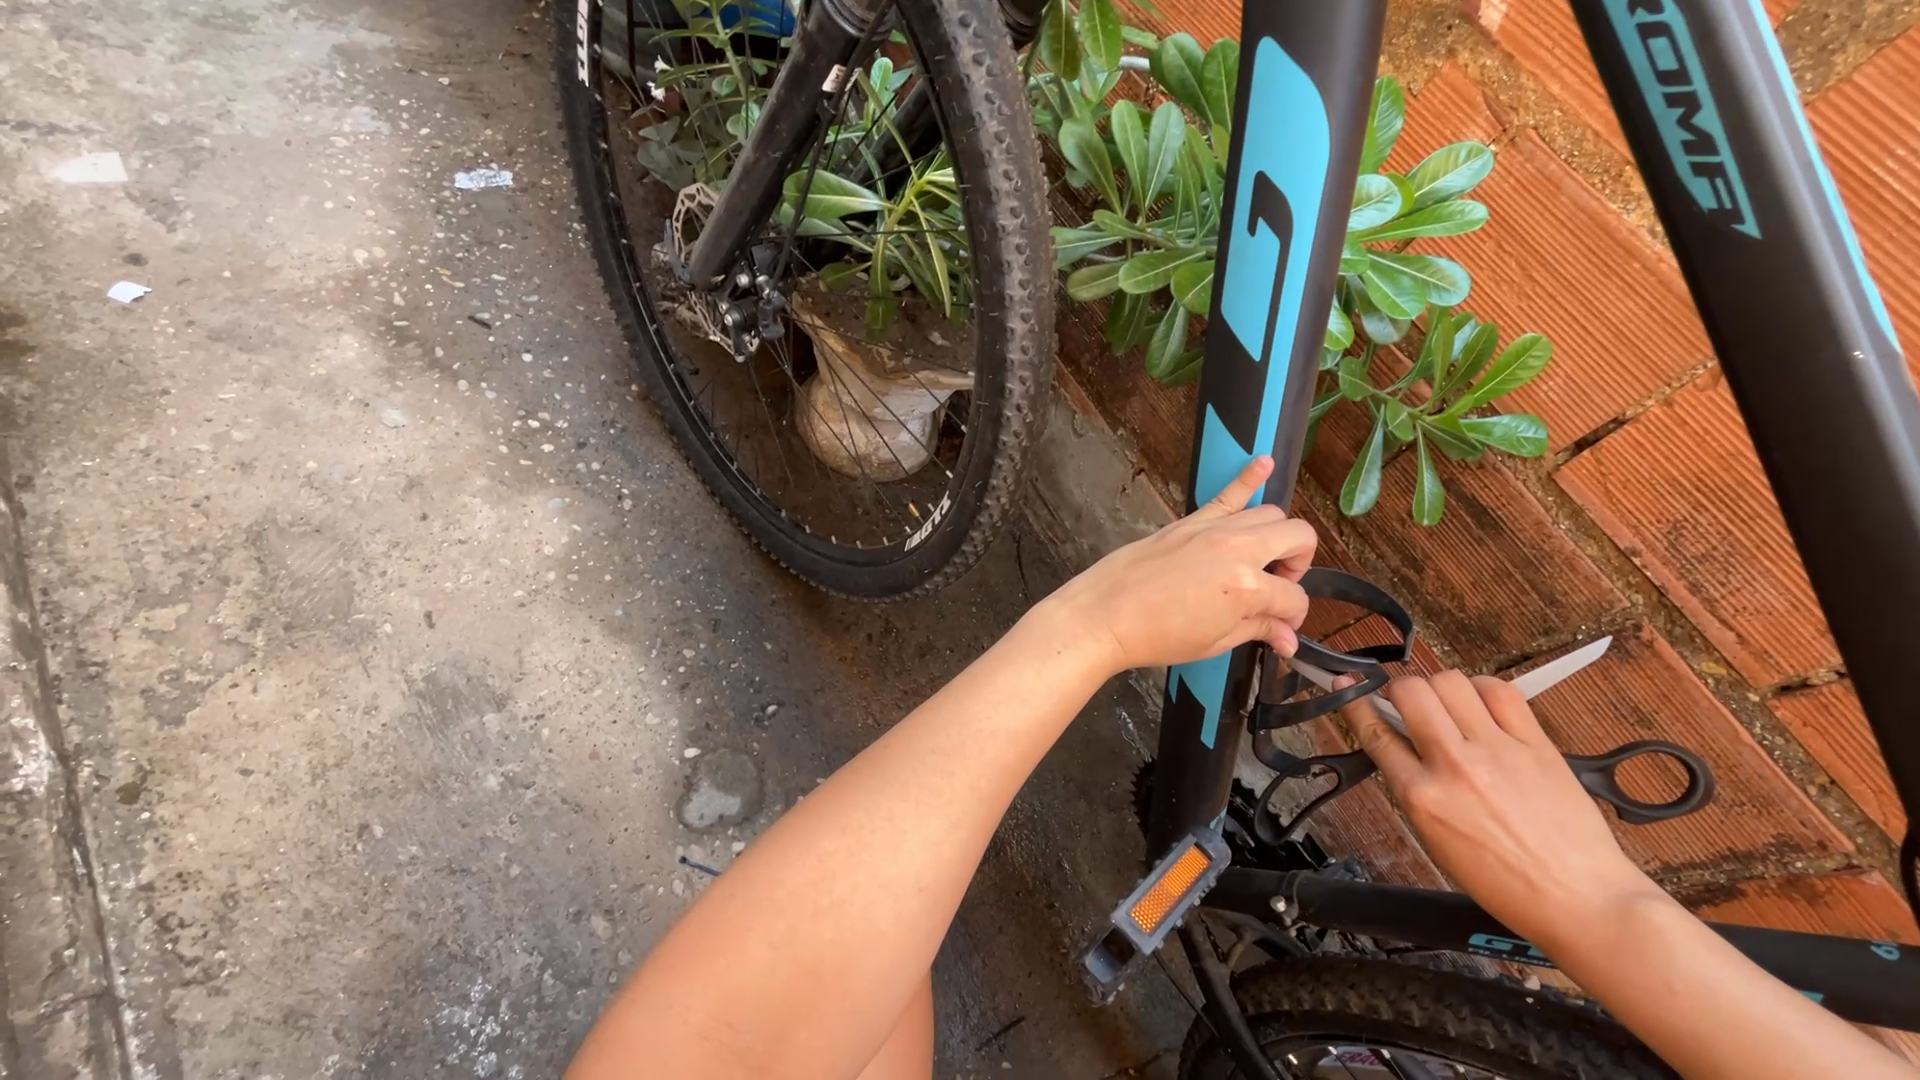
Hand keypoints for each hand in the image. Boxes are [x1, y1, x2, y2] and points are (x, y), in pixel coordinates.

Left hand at [1038, 457, 1315, 674]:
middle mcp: (1237, 548)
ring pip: (1270, 514)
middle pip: (1298, 538)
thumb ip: (1257, 630)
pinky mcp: (1190, 522)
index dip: (1293, 616)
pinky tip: (1264, 462)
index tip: (1282, 628)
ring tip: (1263, 562)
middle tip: (1277, 590)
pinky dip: (1249, 476)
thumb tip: (1287, 638)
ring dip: (1278, 537)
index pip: (1293, 597)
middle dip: (1298, 565)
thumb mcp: (1215, 642)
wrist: (1104, 616)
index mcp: (1247, 587)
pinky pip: (1227, 493)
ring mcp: (1213, 530)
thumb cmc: (1155, 636)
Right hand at [1340, 672, 1666, 947]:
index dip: (1354, 702)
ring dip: (1439, 686)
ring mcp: (1497, 750)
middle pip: (1409, 691)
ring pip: (1450, 681)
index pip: (1374, 732)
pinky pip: (1500, 691)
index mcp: (1421, 797)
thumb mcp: (1434, 837)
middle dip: (1399, 688)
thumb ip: (1413, 785)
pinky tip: (1483, 704)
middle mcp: (1454, 766)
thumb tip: (1399, 743)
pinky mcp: (1536, 744)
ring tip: (1448, 703)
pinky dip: (1483, 689)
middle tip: (1406, 700)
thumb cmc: (1505, 881)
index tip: (1346, 686)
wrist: (1579, 900)